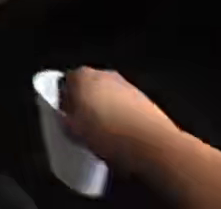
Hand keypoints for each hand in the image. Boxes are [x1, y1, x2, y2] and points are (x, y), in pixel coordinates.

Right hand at [60, 68, 183, 171]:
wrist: (156, 147)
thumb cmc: (108, 134)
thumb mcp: (75, 132)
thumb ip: (65, 121)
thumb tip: (66, 121)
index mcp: (79, 75)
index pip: (65, 84)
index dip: (65, 102)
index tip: (68, 119)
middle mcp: (102, 74)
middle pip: (89, 88)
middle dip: (88, 104)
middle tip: (87, 126)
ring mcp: (128, 86)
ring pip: (110, 98)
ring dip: (109, 111)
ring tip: (109, 136)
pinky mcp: (148, 102)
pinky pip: (129, 108)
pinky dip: (127, 119)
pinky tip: (127, 139)